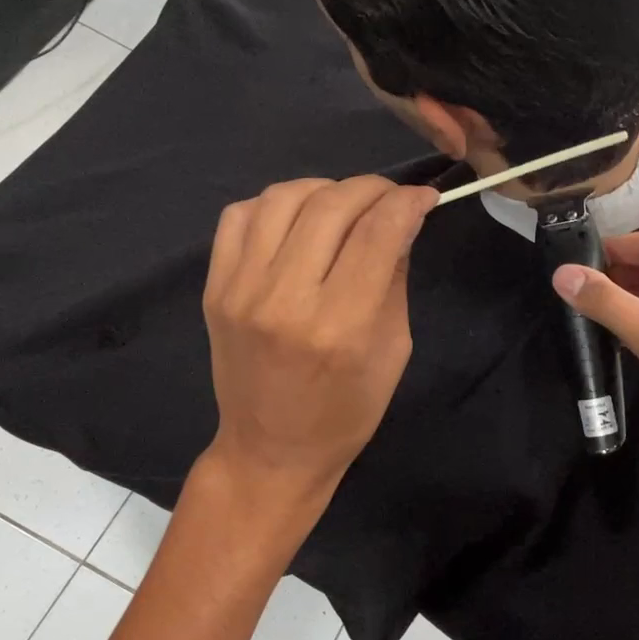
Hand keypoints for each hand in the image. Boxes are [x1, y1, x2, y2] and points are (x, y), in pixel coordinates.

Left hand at [202, 176, 437, 494]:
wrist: (270, 452)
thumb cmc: (347, 411)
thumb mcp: (394, 349)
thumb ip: (395, 277)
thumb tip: (402, 218)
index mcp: (341, 325)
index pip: (378, 232)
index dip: (407, 202)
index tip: (423, 197)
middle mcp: (286, 300)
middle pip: (332, 206)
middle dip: (372, 188)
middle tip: (390, 197)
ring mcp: (242, 291)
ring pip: (283, 198)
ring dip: (324, 188)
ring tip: (344, 204)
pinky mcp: (215, 289)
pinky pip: (239, 215)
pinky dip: (274, 203)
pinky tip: (297, 220)